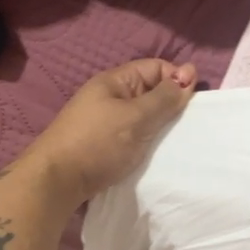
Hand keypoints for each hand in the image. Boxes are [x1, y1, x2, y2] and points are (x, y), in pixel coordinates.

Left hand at [17, 59, 197, 210]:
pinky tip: (157, 153)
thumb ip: (164, 97)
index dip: (176, 80)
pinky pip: (135, 134)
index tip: (192, 104)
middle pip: (151, 91)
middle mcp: (111, 97)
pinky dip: (148, 141)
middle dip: (171, 105)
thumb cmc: (98, 143)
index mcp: (115, 81)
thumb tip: (189, 71)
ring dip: (161, 126)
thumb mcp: (136, 117)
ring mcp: (106, 121)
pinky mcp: (105, 144)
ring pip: (144, 116)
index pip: (156, 68)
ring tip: (175, 141)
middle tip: (187, 125)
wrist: (57, 181)